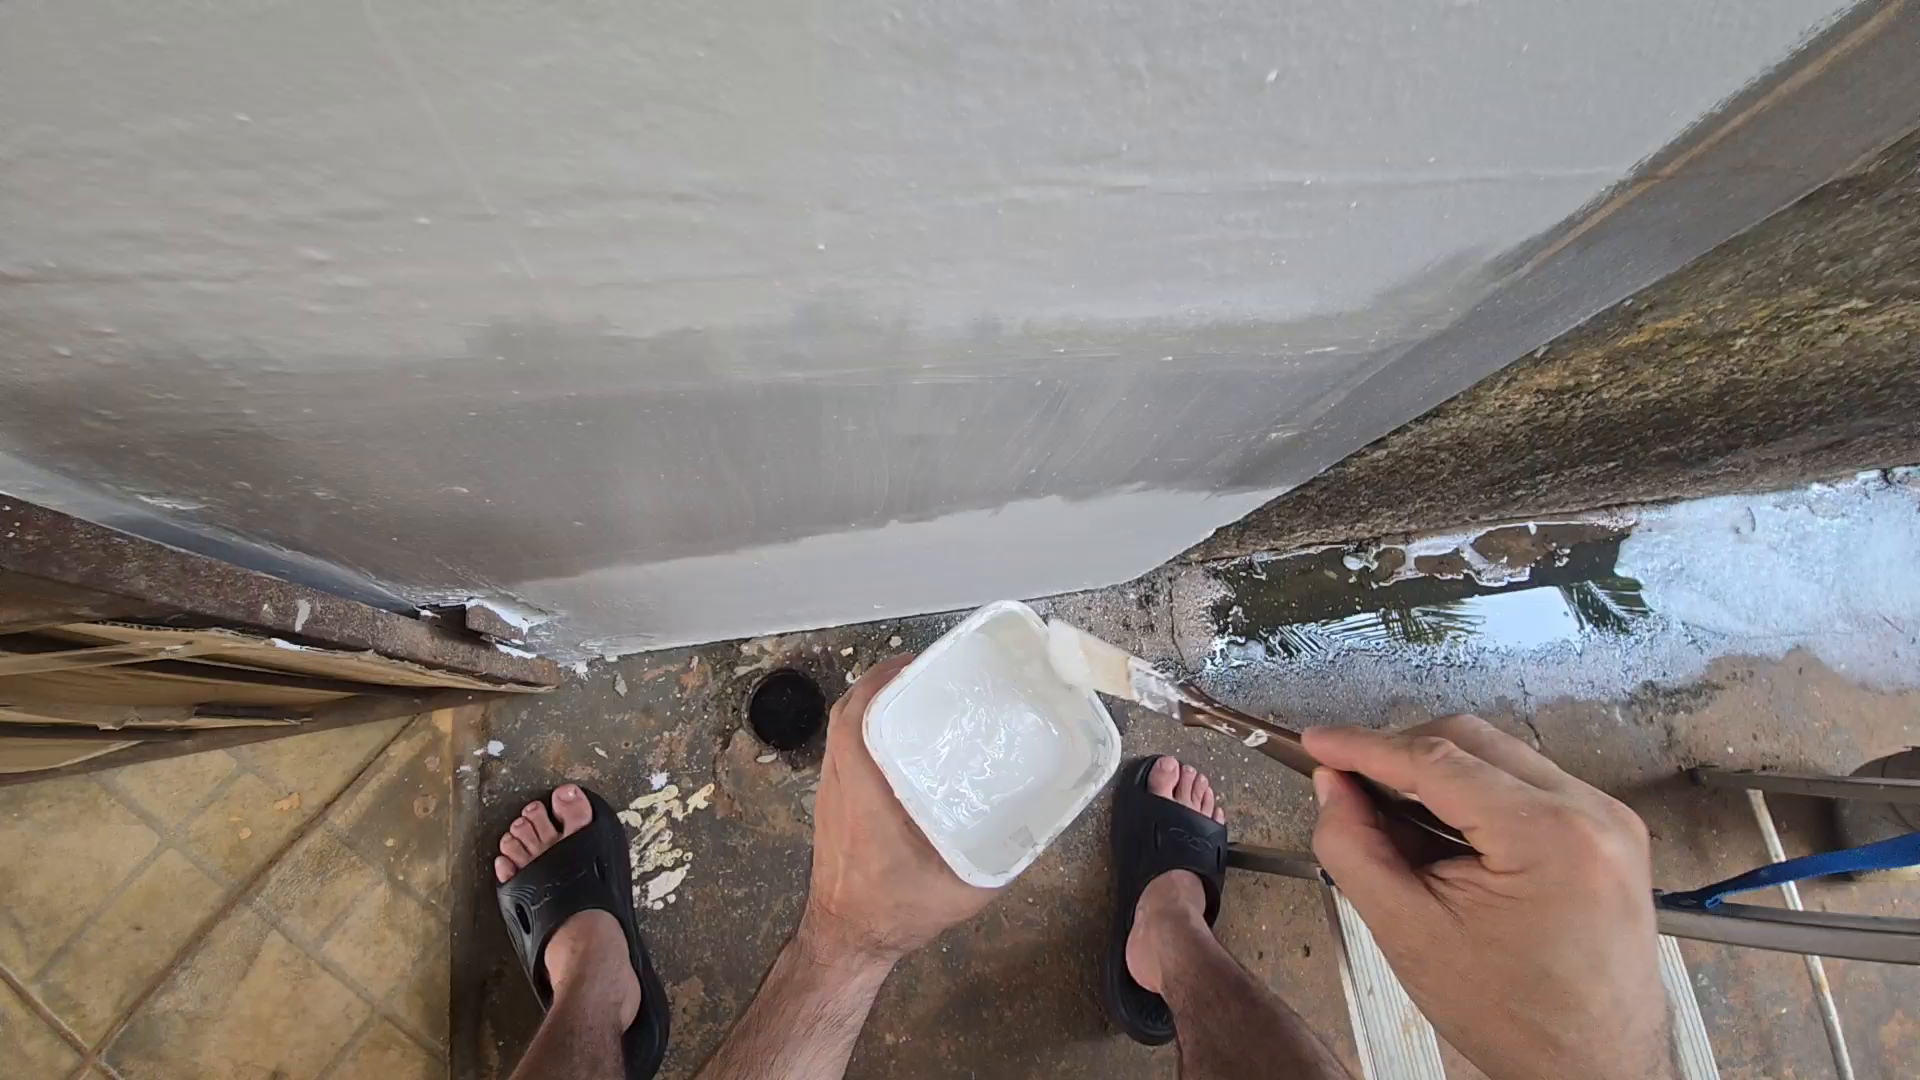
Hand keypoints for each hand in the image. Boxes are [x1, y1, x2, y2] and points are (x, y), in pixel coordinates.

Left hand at [800, 654, 999, 964]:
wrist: (845, 941)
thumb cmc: (898, 913)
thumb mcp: (961, 891)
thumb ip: (1003, 859)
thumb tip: (1039, 823)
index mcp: (866, 796)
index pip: (857, 721)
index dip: (879, 684)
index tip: (912, 664)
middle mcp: (841, 784)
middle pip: (845, 712)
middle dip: (878, 681)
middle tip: (919, 669)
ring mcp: (828, 792)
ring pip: (838, 728)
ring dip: (868, 701)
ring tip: (909, 691)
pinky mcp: (827, 802)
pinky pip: (839, 747)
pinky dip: (861, 725)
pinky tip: (894, 733)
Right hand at [1303, 715, 1671, 1079]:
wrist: (1595, 1072)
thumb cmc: (1508, 1013)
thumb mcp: (1405, 929)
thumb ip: (1352, 844)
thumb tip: (1330, 782)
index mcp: (1552, 838)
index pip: (1435, 760)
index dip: (1362, 744)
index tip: (1313, 740)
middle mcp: (1591, 813)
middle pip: (1465, 740)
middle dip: (1395, 751)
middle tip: (1343, 779)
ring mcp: (1605, 818)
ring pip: (1488, 751)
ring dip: (1426, 768)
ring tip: (1386, 810)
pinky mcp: (1601, 829)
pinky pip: (1512, 777)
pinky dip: (1460, 786)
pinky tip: (1432, 824)